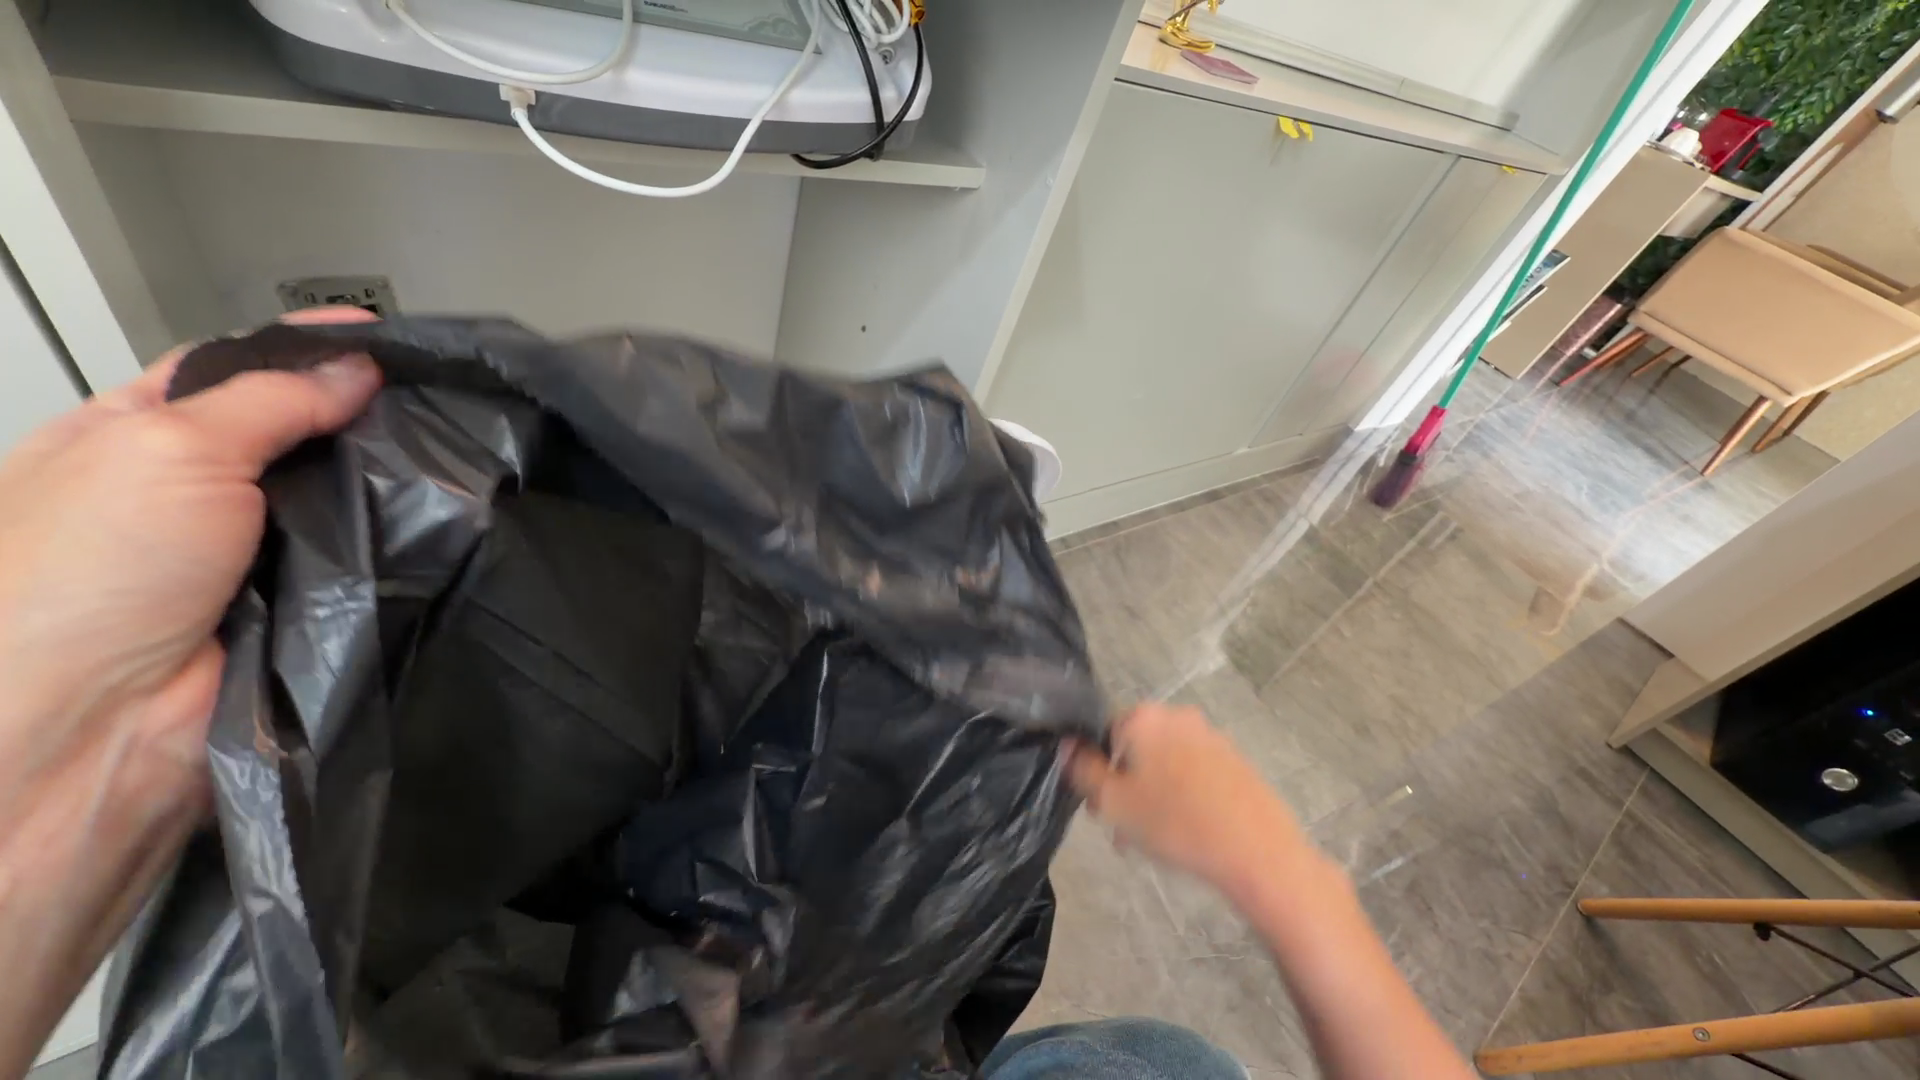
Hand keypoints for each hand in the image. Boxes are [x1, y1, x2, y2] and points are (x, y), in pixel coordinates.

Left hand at [0, 308, 380, 1076]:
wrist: (101, 719)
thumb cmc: (87, 571)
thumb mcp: (165, 447)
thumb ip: (270, 401)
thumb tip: (356, 371)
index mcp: (139, 430)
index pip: (237, 365)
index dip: (308, 344)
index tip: (385, 333)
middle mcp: (202, 486)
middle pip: (300, 426)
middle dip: (363, 407)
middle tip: (439, 392)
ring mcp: (260, 546)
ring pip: (342, 490)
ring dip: (388, 474)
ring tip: (457, 447)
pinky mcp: (310, 598)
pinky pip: (366, 552)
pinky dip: (400, 533)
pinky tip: (442, 513)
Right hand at [1065, 704, 1307, 900]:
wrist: (1257, 850)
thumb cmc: (1175, 823)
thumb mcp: (1114, 803)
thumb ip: (1083, 770)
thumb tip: (1067, 745)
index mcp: (1144, 718)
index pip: (1103, 733)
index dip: (1097, 771)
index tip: (1102, 807)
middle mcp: (1177, 716)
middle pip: (1136, 748)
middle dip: (1125, 785)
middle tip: (1125, 829)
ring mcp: (1211, 737)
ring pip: (1164, 763)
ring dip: (1152, 795)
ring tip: (1154, 841)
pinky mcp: (1235, 761)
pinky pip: (1194, 773)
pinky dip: (1182, 795)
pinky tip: (1187, 833)